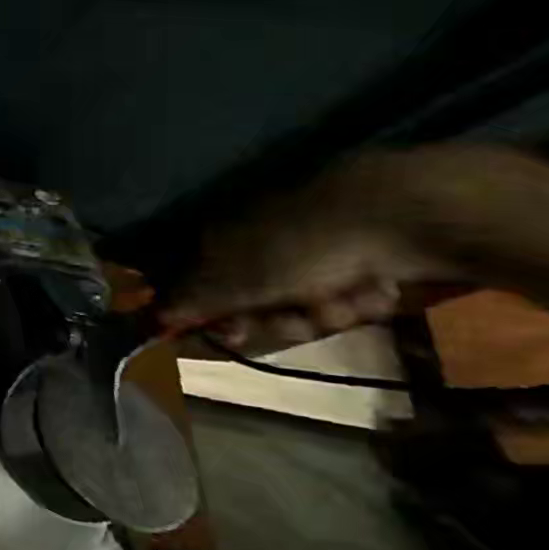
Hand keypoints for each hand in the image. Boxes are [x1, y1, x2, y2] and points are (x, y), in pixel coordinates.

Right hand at [160, 149, 469, 346]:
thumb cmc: (296, 249)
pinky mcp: (358, 254)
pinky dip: (361, 298)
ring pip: (305, 302)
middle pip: (254, 301)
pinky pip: (348, 292)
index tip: (232, 336)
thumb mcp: (233, 282)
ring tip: (346, 301)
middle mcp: (255, 242)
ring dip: (325, 313)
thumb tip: (150, 317)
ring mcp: (308, 248)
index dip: (213, 317)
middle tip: (298, 321)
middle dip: (279, 319)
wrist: (398, 213)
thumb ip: (190, 301)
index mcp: (218, 241)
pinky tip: (375, 288)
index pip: (199, 287)